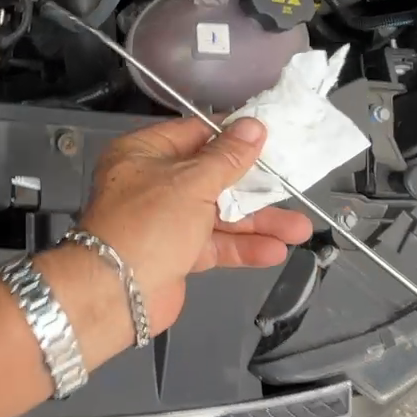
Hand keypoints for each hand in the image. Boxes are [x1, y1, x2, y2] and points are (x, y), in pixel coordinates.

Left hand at [72, 117, 312, 337]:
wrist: (117, 289)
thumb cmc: (146, 223)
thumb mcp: (191, 182)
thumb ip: (226, 158)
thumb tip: (251, 127)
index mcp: (141, 153)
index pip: (192, 134)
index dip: (230, 135)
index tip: (268, 136)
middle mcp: (149, 182)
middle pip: (208, 176)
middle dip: (251, 186)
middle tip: (291, 186)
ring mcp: (162, 218)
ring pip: (216, 213)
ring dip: (256, 221)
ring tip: (298, 227)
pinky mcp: (174, 251)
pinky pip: (213, 243)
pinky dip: (242, 246)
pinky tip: (274, 249)